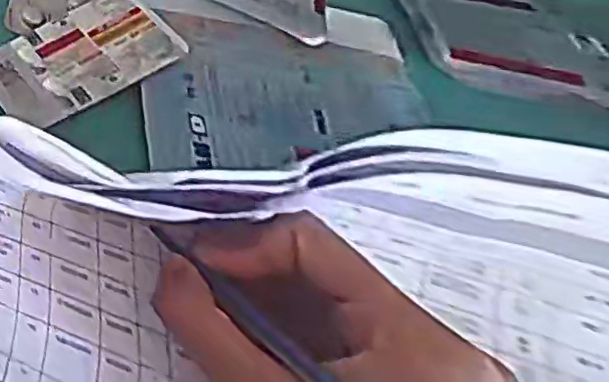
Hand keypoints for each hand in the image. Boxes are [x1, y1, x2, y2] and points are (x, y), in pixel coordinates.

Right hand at [154, 213, 510, 381]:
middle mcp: (436, 352)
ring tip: (215, 321)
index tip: (193, 259)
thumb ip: (210, 329)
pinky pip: (330, 337)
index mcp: (422, 344)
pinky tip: (248, 349)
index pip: (306, 240)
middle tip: (192, 285)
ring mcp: (427, 375)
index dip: (239, 242)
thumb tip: (172, 271)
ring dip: (255, 304)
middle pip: (313, 271)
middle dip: (242, 275)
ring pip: (318, 305)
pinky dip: (278, 334)